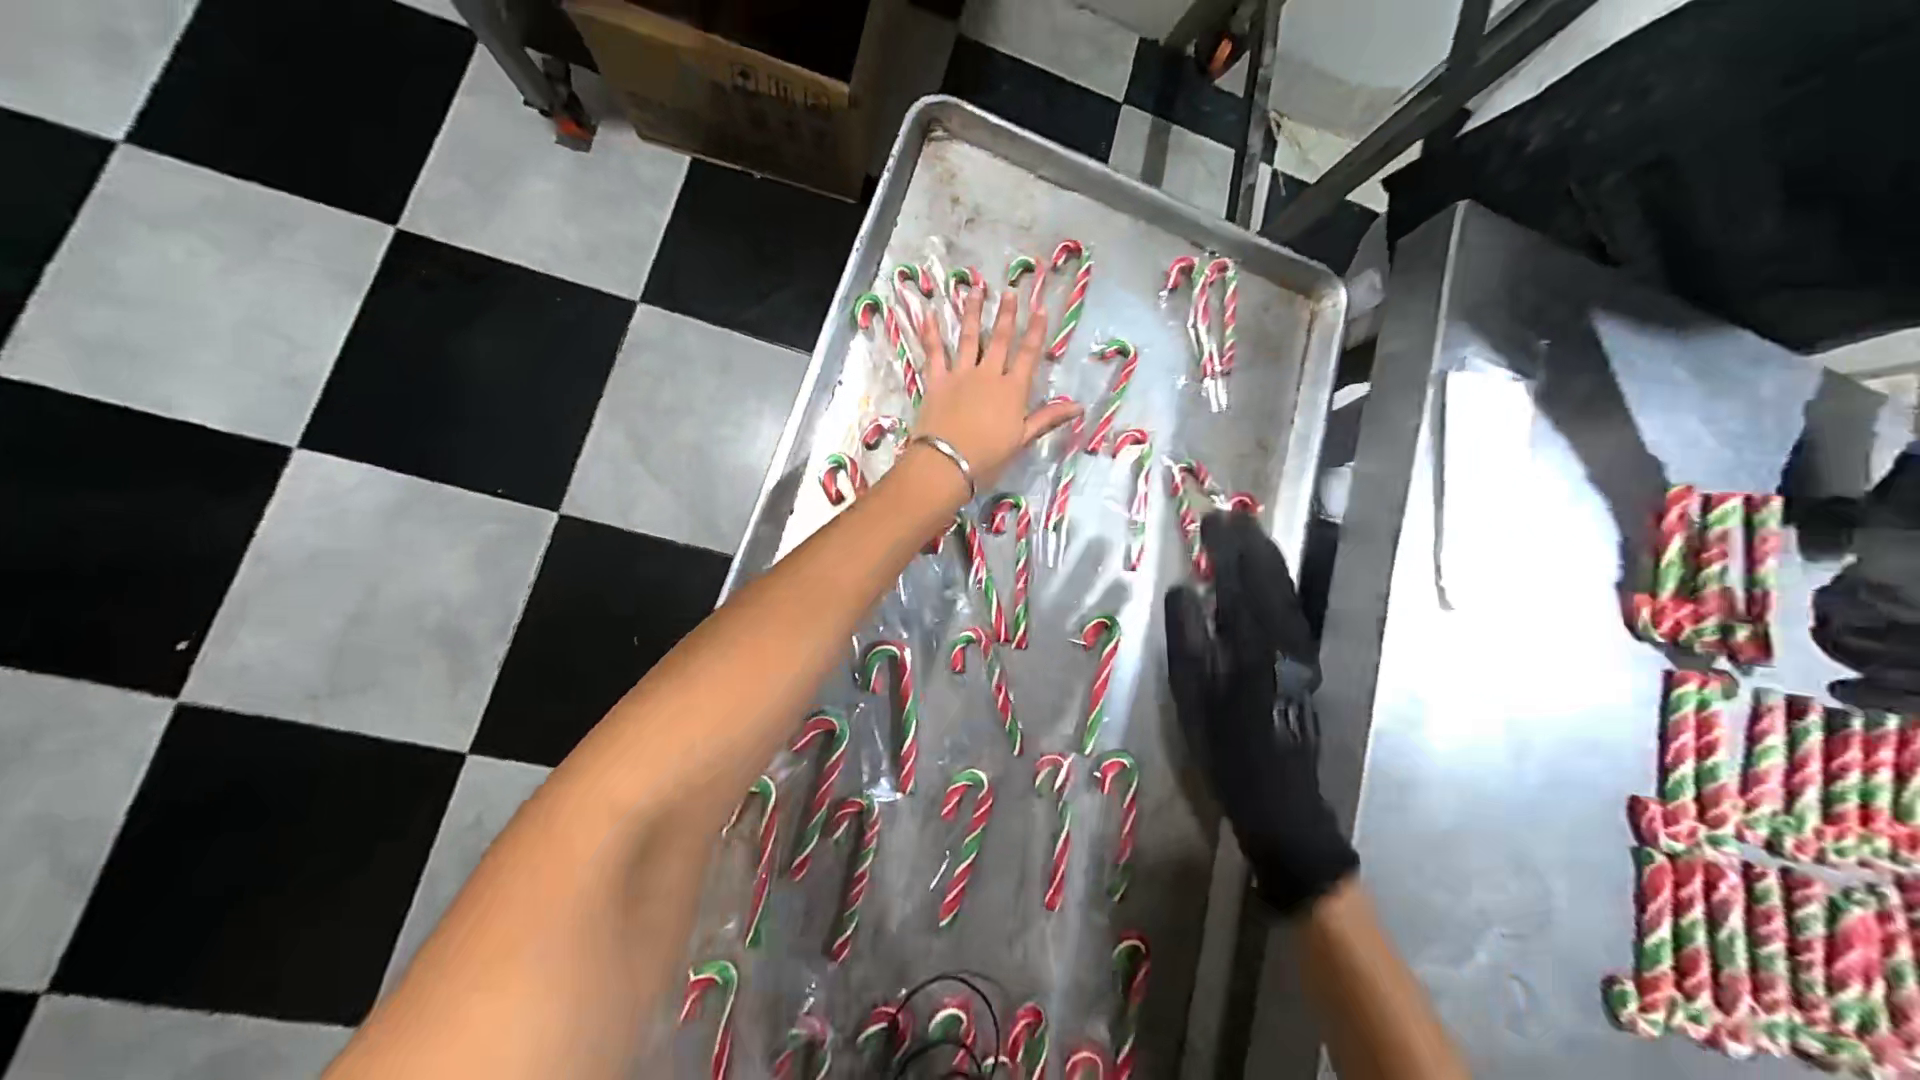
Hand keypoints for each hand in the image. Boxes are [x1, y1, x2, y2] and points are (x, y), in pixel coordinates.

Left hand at [912, 286, 1080, 488]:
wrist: (947, 462)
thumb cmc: (988, 456)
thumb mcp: (1022, 439)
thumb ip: (1047, 418)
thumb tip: (1078, 406)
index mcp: (1013, 390)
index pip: (1028, 355)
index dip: (1035, 331)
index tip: (1039, 308)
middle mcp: (988, 375)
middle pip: (999, 340)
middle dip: (1006, 315)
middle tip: (1009, 291)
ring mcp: (961, 375)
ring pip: (968, 338)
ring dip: (972, 313)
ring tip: (975, 290)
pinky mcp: (936, 381)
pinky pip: (934, 352)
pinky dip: (931, 333)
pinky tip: (929, 313)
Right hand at [1165, 511, 1357, 916]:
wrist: (1282, 800)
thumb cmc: (1227, 751)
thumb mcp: (1193, 699)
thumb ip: (1186, 640)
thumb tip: (1180, 590)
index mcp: (1254, 645)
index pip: (1238, 581)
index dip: (1224, 548)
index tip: (1210, 518)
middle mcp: (1286, 639)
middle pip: (1270, 577)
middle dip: (1250, 543)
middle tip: (1232, 515)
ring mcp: (1301, 650)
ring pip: (1286, 591)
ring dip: (1267, 558)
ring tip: (1249, 533)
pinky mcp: (1306, 662)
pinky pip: (1290, 608)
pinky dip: (1277, 583)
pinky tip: (1266, 577)